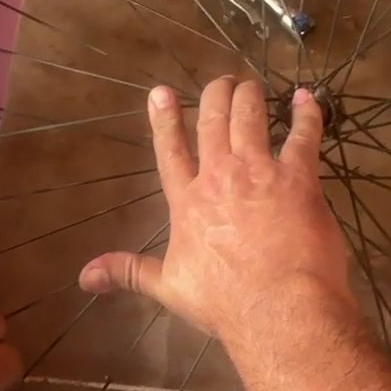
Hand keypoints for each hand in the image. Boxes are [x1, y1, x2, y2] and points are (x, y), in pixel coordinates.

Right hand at [79, 76, 352, 341]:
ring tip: (250, 84)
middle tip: (221, 81)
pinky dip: (305, 113)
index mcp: (187, 201)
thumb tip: (85, 277)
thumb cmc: (223, 302)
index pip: (170, 150)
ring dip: (249, 95)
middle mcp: (220, 176)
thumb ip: (128, 272)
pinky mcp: (299, 178)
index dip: (165, 118)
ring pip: (251, 117)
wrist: (277, 309)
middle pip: (213, 121)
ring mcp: (260, 173)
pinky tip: (305, 98)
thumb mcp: (168, 287)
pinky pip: (303, 135)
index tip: (161, 91)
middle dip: (215, 95)